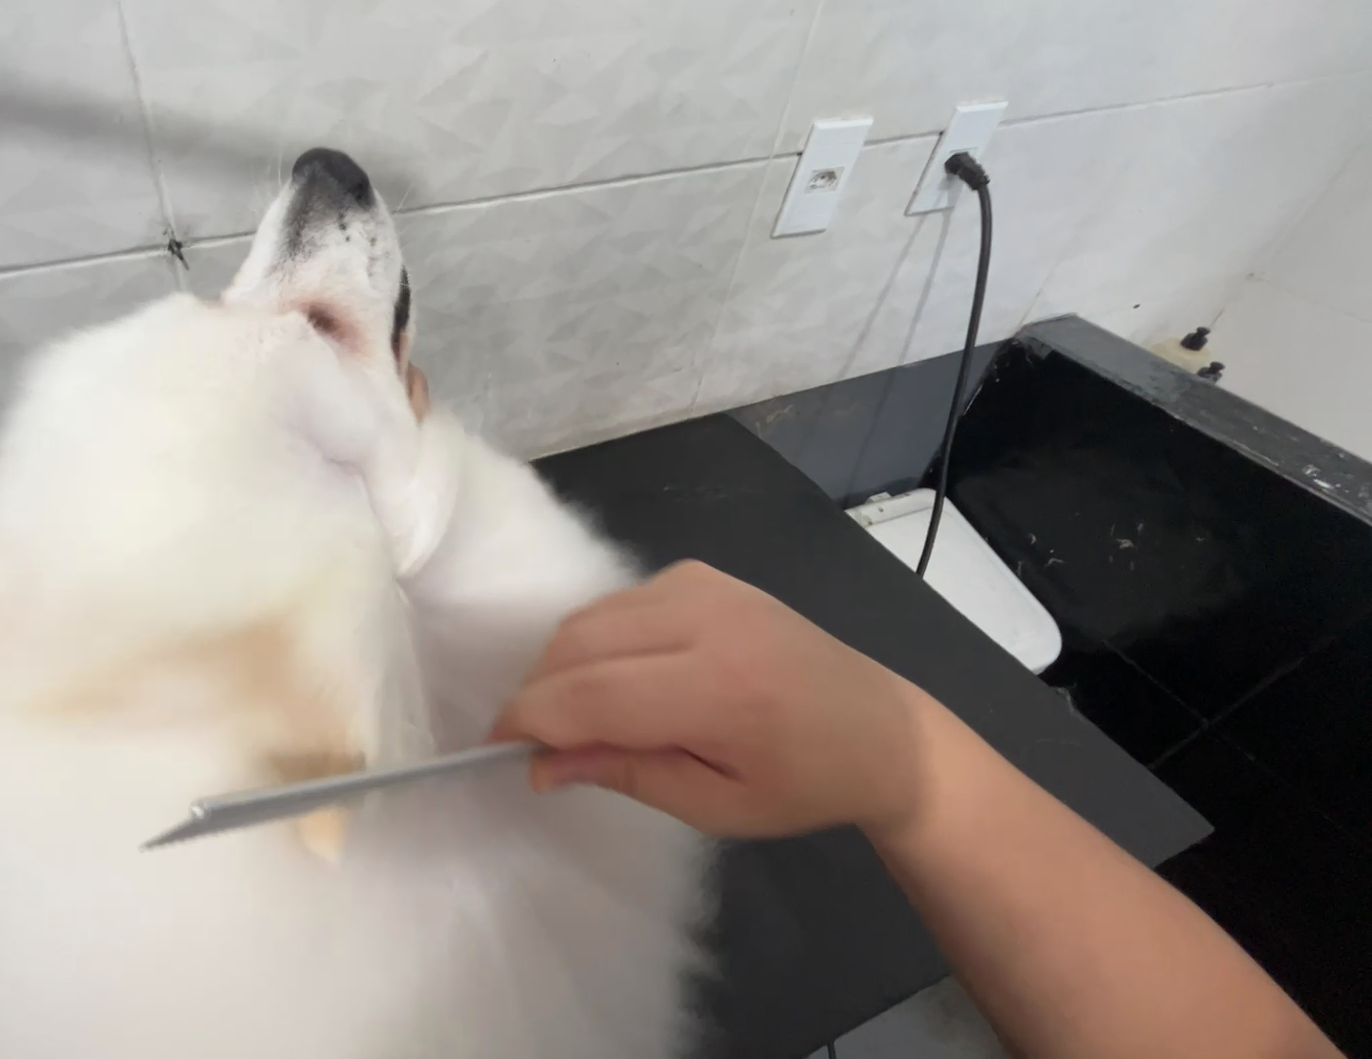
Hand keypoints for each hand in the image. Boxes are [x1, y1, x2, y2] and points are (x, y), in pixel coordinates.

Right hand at [492, 561, 934, 837]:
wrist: (881, 727)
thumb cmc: (804, 784)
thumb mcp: (712, 806)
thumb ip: (620, 772)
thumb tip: (539, 762)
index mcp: (722, 688)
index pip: (592, 694)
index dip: (531, 718)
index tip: (497, 745)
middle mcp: (706, 617)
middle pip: (577, 644)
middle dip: (538, 693)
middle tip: (535, 739)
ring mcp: (701, 584)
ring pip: (586, 618)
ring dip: (559, 665)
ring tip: (575, 712)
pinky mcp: (696, 572)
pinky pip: (613, 604)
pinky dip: (590, 640)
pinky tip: (613, 675)